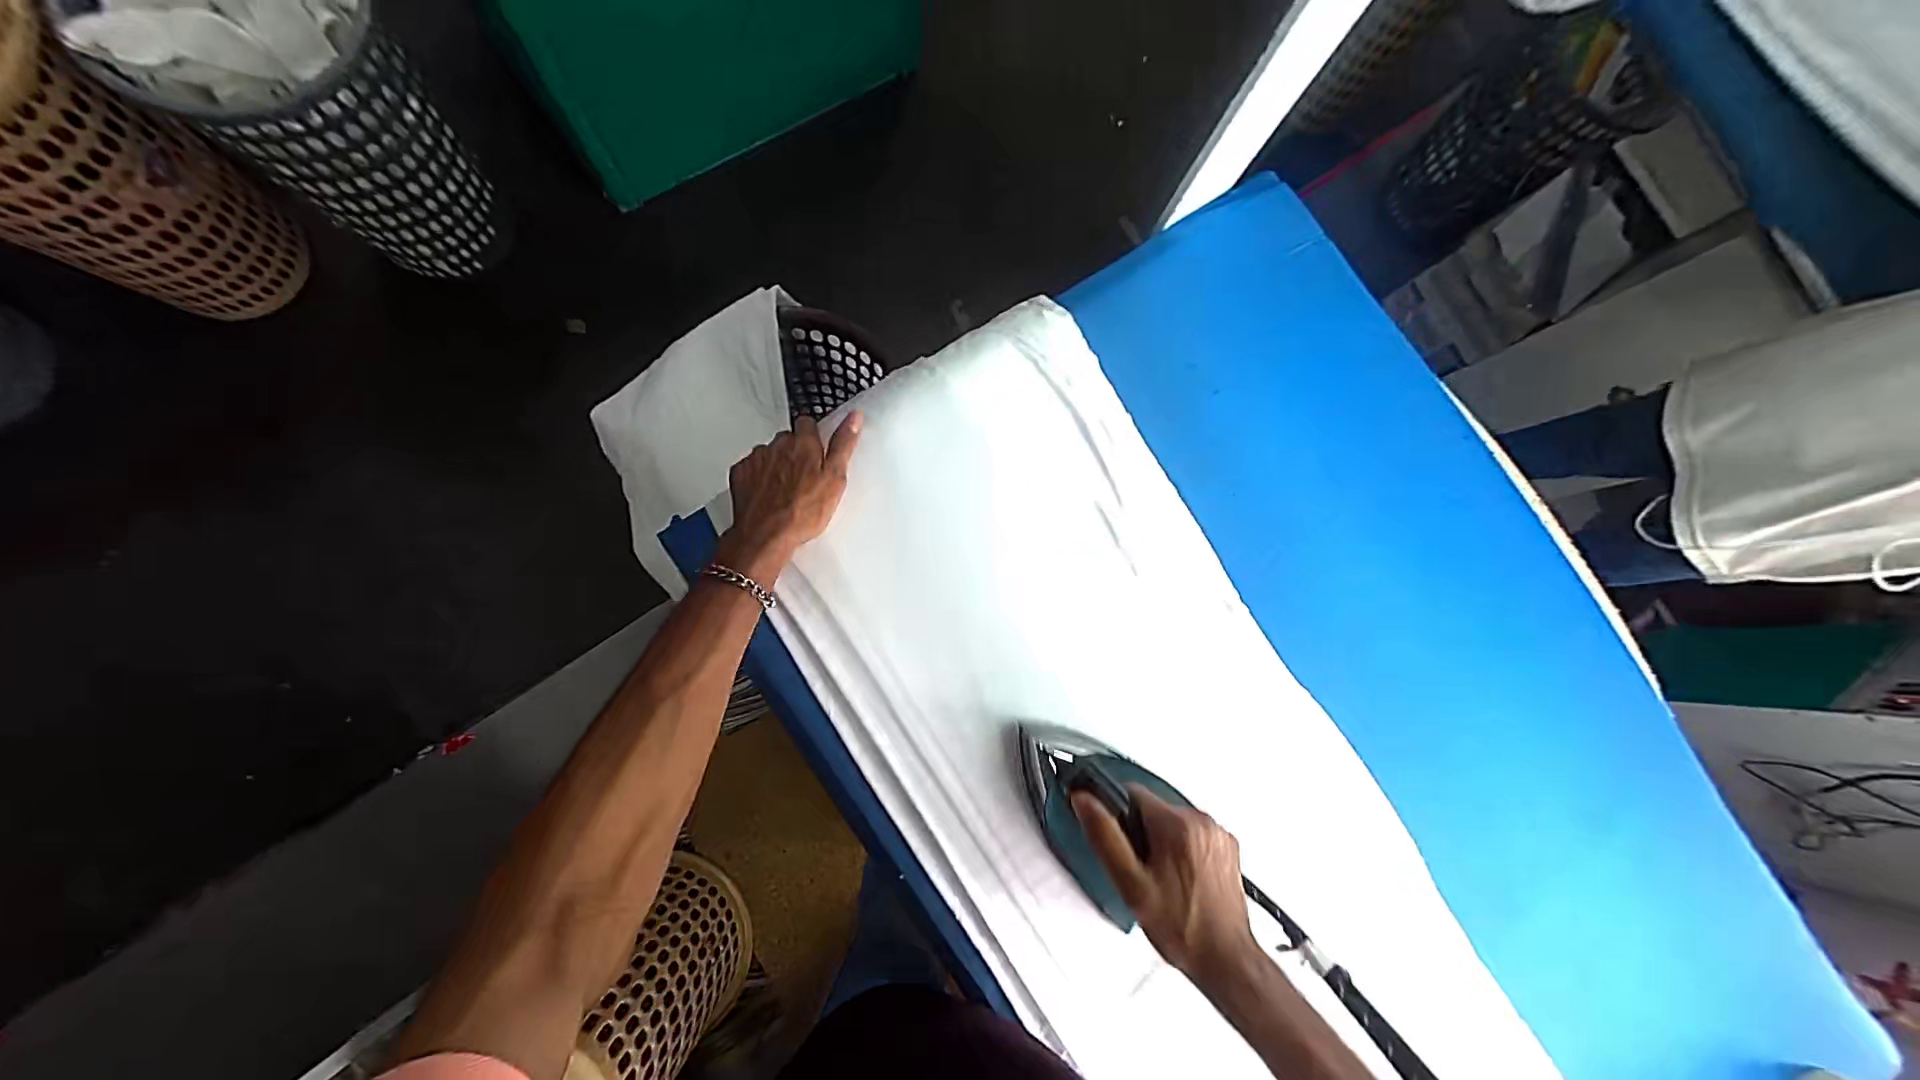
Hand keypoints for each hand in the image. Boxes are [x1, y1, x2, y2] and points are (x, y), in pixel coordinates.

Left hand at [714, 412, 862, 584]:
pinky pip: (752, 468)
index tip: (819, 450)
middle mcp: (777, 445)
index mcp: (803, 443)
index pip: (808, 422)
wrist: (766, 535)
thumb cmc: (801, 512)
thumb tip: (853, 418)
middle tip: (805, 477)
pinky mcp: (741, 473)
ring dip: (777, 465)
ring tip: (787, 490)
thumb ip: (843, 444)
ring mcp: (757, 459)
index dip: (814, 436)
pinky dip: (759, 477)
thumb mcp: (835, 479)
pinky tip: (770, 495)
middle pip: (788, 439)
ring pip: (770, 453)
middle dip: (795, 452)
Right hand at [1072, 785, 1259, 979]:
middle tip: (1140, 869)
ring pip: (1172, 821)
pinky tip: (1181, 879)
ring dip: (1161, 840)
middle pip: (1152, 808)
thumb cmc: (1184, 929)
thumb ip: (1104, 836)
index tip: (1114, 834)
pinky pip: (1192, 833)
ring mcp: (1217, 834)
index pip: (1131, 791)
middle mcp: (1201, 822)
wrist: (1226, 960)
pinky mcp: (1226, 847)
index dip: (1115, 813)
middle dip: (1139, 832)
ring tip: (1161, 878)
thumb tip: (1085, 802)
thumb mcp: (1131, 885)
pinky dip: (1182, 849)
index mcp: (1177, 825)